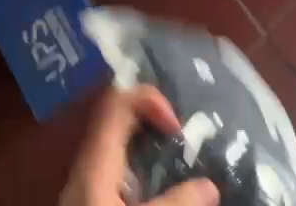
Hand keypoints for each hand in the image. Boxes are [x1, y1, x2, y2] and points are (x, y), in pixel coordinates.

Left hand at [62, 85, 219, 205]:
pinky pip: (119, 175)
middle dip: (157, 126)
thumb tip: (209, 185)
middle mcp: (87, 168)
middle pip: (120, 122)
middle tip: (186, 144)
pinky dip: (143, 174)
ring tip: (182, 167)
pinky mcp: (91, 204)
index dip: (150, 100)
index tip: (176, 128)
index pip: (117, 102)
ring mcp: (87, 189)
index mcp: (95, 164)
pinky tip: (163, 193)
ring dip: (153, 152)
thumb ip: (176, 205)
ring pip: (121, 150)